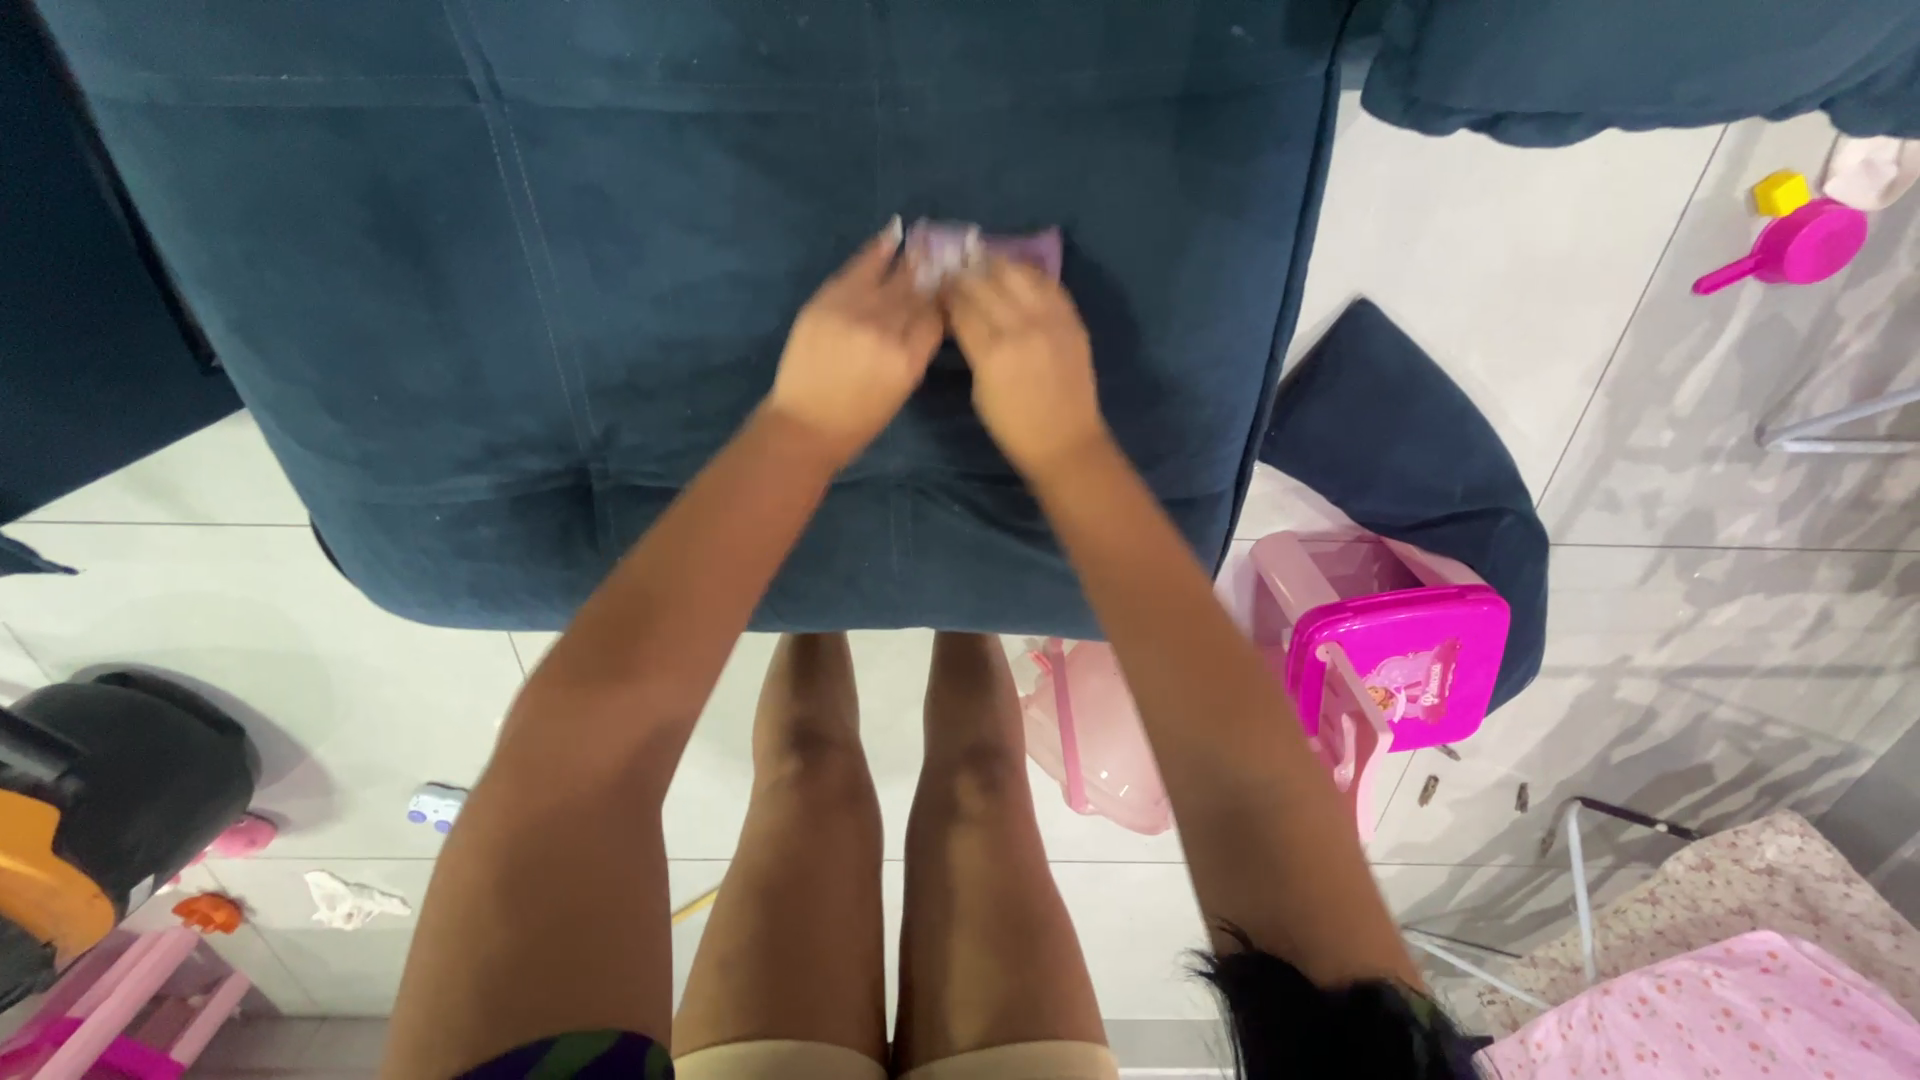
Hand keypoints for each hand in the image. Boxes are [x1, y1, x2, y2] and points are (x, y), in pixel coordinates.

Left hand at [765, 219, 944, 465]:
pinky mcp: (826, 302)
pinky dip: (877, 250)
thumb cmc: (859, 419)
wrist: (806, 424)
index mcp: (908, 361)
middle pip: (917, 291)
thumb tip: (929, 313)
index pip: (936, 317)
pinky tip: (892, 235)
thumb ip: (916, 349)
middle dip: (932, 271)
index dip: (945, 299)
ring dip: (910, 257)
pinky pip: (858, 268)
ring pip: (892, 276)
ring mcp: (854, 313)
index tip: (952, 286)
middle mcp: (885, 331)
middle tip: (946, 251)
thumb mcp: (901, 389)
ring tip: (923, 239)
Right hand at [945, 257, 1109, 476]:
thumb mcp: (978, 391)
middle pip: (984, 283)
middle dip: (964, 276)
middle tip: (955, 274)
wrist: (1065, 441)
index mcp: (992, 352)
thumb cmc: (1013, 428)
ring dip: (995, 266)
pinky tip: (1016, 276)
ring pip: (1016, 272)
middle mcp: (1021, 327)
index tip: (938, 289)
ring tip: (984, 266)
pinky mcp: (1071, 319)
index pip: (960, 306)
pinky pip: (1047, 283)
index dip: (945, 294)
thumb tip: (960, 319)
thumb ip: (971, 349)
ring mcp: (1050, 320)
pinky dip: (1027, 275)